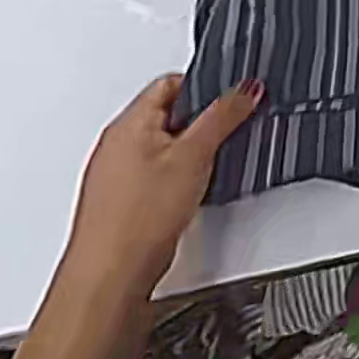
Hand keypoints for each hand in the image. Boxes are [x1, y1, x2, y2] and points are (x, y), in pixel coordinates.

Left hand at [63, 74, 261, 295]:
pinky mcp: (129, 197)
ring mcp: (120, 172)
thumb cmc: (138, 217)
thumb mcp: (196, 153)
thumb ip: (225, 115)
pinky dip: (184, 169)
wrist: (112, 276)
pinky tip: (198, 183)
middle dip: (205, 116)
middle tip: (230, 124)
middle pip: (172, 110)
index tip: (234, 94)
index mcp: (128, 124)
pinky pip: (163, 167)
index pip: (172, 82)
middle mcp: (118, 144)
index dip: (207, 85)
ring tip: (215, 157)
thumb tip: (246, 88)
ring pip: (168, 140)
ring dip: (195, 145)